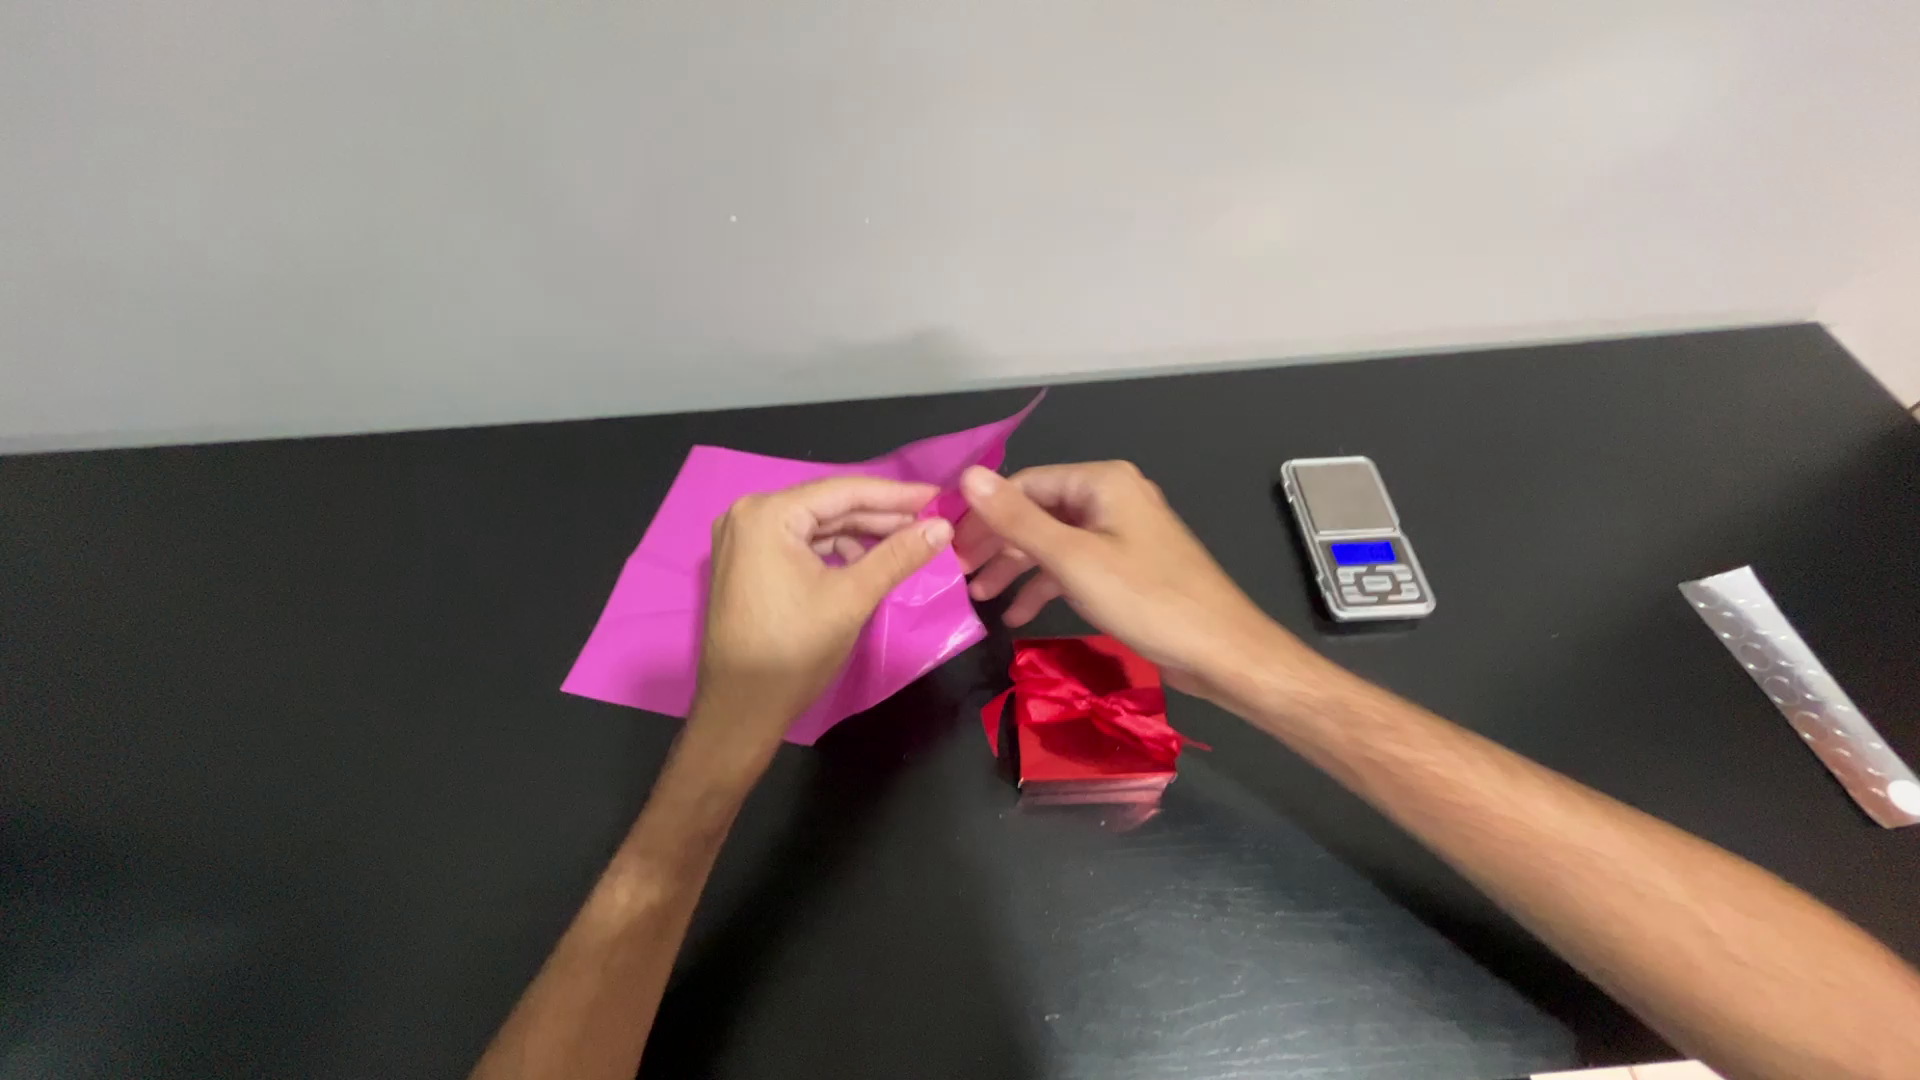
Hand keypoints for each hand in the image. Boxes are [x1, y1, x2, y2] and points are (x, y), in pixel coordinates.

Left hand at [695, 477, 953, 748]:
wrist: (741, 710)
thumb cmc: (794, 650)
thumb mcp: (853, 597)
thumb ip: (899, 555)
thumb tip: (943, 526)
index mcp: (767, 514)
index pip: (844, 491)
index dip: (897, 495)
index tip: (939, 496)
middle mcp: (748, 514)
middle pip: (829, 506)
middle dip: (881, 516)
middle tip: (932, 521)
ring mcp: (743, 539)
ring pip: (817, 526)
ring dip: (861, 535)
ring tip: (908, 542)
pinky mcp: (747, 563)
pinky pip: (801, 544)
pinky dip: (836, 551)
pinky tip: (868, 562)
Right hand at [956, 461, 1324, 706]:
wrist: (1220, 651)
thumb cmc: (1146, 599)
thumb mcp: (1072, 559)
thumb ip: (1016, 519)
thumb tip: (967, 477)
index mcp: (1102, 482)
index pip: (1025, 485)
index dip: (984, 513)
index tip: (949, 545)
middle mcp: (1111, 498)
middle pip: (1038, 513)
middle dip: (998, 545)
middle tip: (960, 575)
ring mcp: (1120, 533)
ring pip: (1054, 543)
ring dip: (1017, 568)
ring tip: (980, 597)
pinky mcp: (1126, 566)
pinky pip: (1075, 566)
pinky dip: (1046, 586)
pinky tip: (1018, 614)